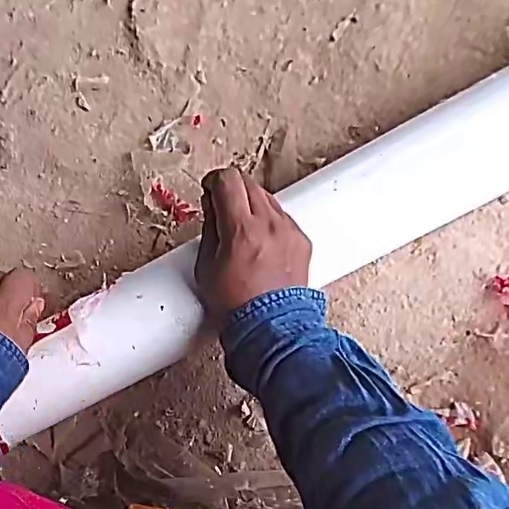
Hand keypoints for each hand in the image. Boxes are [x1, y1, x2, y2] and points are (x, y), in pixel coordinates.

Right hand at [193, 166, 311, 322]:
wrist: (270, 328)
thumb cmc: (236, 306)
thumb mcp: (206, 267)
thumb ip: (209, 228)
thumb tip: (211, 205)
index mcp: (242, 230)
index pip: (228, 181)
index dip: (214, 182)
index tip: (209, 190)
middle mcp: (270, 225)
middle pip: (248, 184)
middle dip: (231, 192)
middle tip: (222, 210)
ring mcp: (289, 232)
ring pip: (267, 199)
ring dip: (251, 206)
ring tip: (242, 232)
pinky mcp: (302, 241)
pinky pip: (283, 218)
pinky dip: (269, 223)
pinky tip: (260, 245)